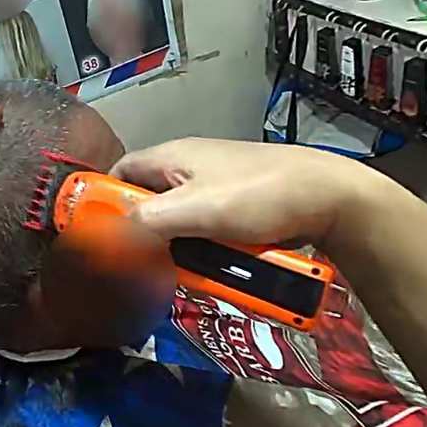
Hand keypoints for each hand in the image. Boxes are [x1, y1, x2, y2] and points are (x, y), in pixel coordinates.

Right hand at [110, 139, 393, 248]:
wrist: (327, 196)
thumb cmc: (257, 196)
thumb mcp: (195, 210)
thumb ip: (147, 222)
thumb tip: (109, 235)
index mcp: (172, 156)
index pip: (120, 173)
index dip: (103, 201)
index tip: (99, 237)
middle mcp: (189, 165)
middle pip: (147, 199)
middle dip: (142, 231)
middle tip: (140, 263)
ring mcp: (216, 183)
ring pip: (177, 217)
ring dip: (174, 243)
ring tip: (175, 269)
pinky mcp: (238, 202)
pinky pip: (205, 225)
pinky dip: (201, 244)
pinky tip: (208, 264)